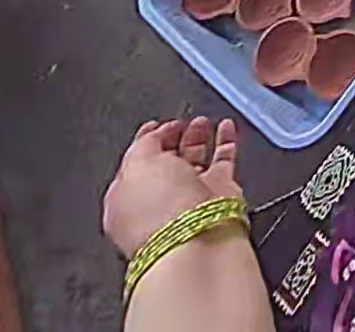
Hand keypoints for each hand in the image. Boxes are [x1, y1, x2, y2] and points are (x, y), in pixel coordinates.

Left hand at [102, 117, 242, 256]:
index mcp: (127, 197)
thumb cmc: (158, 210)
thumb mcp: (136, 165)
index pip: (137, 161)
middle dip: (174, 136)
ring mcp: (190, 194)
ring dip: (199, 136)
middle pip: (167, 159)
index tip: (157, 123)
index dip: (148, 139)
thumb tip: (154, 134)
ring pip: (195, 158)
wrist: (196, 234)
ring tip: (203, 120)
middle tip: (182, 121)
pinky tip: (226, 126)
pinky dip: (226, 139)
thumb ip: (143, 144)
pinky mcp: (220, 191)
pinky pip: (224, 158)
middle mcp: (159, 197)